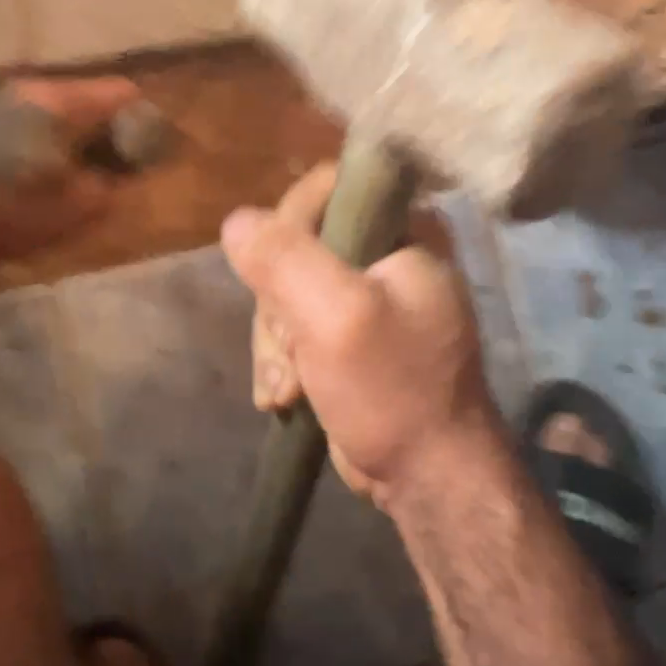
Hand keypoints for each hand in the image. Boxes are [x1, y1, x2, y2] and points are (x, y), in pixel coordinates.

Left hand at [0, 76, 143, 259]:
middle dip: (107, 137)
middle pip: (86, 103)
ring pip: (48, 117)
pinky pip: (16, 129)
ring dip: (68, 146)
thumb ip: (107, 188)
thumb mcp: (70, 210)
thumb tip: (117, 177)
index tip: (152, 157)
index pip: (124, 93)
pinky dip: (33, 151)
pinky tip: (20, 186)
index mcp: (60, 102)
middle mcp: (26, 91)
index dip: (148, 123)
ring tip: (68, 187)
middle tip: (113, 178)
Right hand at [221, 164, 502, 508]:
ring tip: (284, 390)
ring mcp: (367, 295)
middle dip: (278, 305)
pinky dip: (283, 357)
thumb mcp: (337, 317)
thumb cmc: (394, 391)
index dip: (290, 225)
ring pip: (289, 287)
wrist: (429, 478)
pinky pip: (296, 323)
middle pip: (297, 243)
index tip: (275, 274)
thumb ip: (286, 260)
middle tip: (286, 353)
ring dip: (276, 341)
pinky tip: (283, 395)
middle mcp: (388, 253)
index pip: (330, 187)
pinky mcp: (351, 333)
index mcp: (405, 231)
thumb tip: (237, 221)